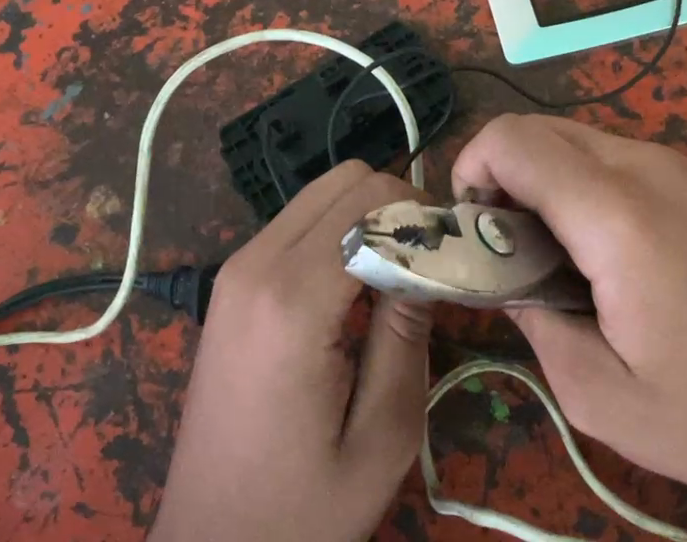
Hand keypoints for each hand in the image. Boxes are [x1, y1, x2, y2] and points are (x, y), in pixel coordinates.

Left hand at [151, 162, 430, 541]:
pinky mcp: (231, 285)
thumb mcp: (383, 434)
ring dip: (367, 219)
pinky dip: (338, 235)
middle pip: (343, 180)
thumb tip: (429, 260)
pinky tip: (357, 289)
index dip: (424, 215)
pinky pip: (297, 226)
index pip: (370, 200)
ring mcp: (235, 270)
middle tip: (431, 261)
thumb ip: (408, 332)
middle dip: (397, 206)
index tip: (455, 257)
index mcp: (292, 299)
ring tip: (400, 276)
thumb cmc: (304, 507)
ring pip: (319, 196)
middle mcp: (255, 264)